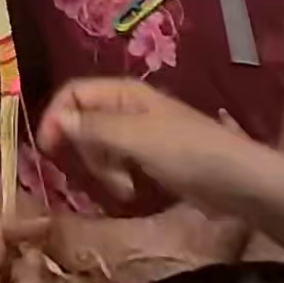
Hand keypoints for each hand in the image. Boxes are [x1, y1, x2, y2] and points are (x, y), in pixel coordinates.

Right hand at [36, 78, 274, 213]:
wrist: (236, 181)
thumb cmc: (187, 152)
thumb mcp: (136, 139)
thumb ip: (94, 128)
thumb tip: (56, 118)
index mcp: (122, 92)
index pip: (74, 93)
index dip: (56, 116)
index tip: (47, 149)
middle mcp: (125, 107)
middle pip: (82, 121)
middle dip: (86, 149)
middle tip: (104, 172)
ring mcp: (137, 132)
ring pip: (97, 145)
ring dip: (103, 168)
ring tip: (126, 187)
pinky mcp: (146, 157)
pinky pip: (115, 162)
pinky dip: (117, 176)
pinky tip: (134, 190)